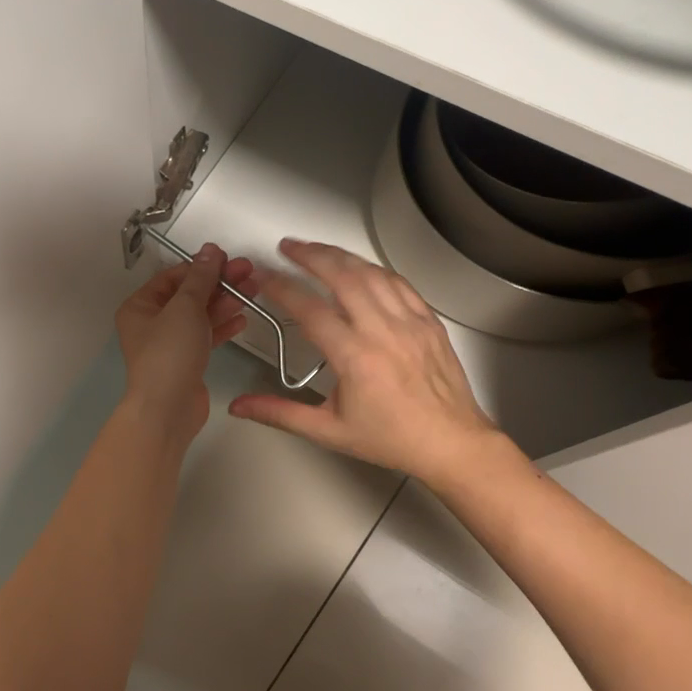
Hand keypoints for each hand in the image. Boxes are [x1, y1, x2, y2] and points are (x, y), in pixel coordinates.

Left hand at [115, 243, 256, 448]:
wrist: (168, 408)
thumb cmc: (169, 353)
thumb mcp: (185, 307)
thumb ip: (200, 278)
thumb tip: (210, 250)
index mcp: (139, 306)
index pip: (172, 277)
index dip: (200, 266)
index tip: (228, 259)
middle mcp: (151, 323)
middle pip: (188, 295)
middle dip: (218, 283)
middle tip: (249, 272)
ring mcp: (169, 344)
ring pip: (199, 316)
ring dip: (225, 302)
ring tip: (254, 290)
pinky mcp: (186, 361)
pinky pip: (205, 336)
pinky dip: (222, 326)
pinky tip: (242, 319)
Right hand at [228, 238, 506, 483]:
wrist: (450, 443)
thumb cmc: (392, 439)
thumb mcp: (328, 431)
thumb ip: (279, 413)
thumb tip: (240, 406)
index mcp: (356, 358)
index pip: (310, 310)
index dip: (282, 287)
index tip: (264, 277)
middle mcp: (384, 332)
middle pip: (343, 276)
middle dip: (311, 255)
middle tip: (288, 247)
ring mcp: (410, 323)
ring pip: (372, 273)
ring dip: (341, 255)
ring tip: (318, 249)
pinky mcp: (428, 322)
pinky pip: (399, 283)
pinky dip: (375, 269)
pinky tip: (360, 267)